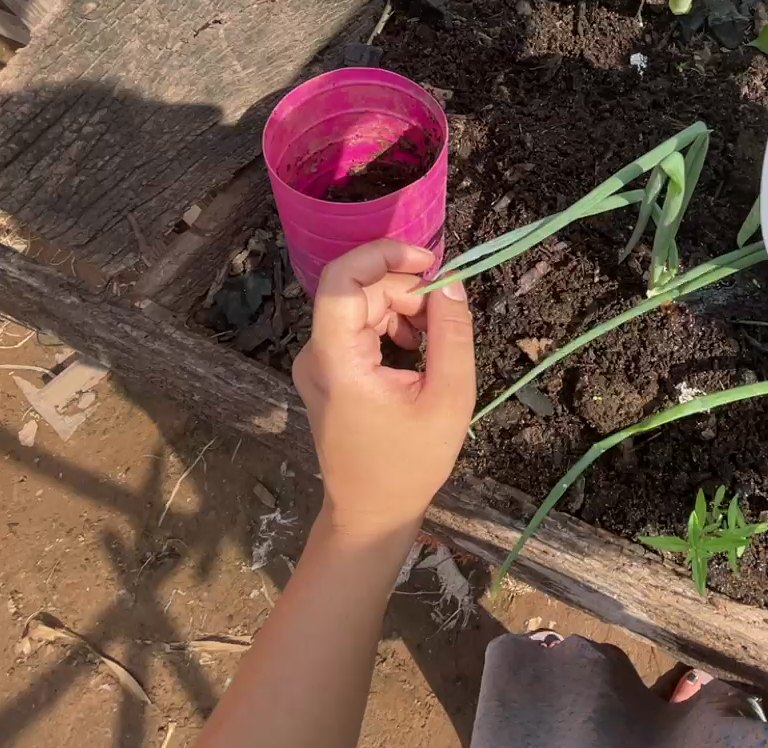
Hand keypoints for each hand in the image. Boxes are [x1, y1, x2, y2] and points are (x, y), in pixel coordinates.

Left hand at [292, 241, 474, 540]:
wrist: (372, 512)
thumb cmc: (411, 462)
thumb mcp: (449, 397)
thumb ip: (452, 334)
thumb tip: (451, 282)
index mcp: (337, 361)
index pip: (341, 280)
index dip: (382, 255)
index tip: (428, 260)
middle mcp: (316, 354)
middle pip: (359, 291)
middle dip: (406, 289)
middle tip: (445, 314)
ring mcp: (317, 362)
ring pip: (361, 305)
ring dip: (403, 307)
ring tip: (434, 339)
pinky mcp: (327, 369)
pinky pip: (359, 325)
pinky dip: (392, 324)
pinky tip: (416, 348)